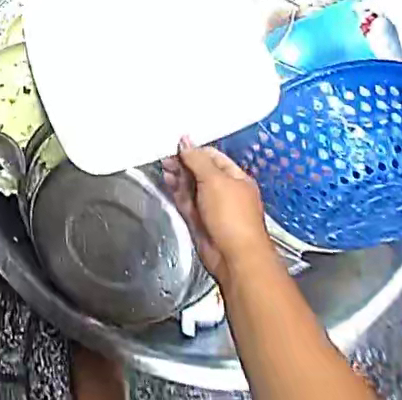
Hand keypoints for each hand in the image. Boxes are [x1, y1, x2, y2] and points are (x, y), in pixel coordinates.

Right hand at [162, 137, 272, 282]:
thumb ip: (197, 159)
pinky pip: (187, 203)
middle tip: (167, 158)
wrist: (235, 259)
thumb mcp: (214, 180)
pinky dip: (178, 193)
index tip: (176, 145)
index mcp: (236, 177)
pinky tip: (169, 183)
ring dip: (179, 177)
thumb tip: (185, 141)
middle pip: (201, 171)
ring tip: (165, 168)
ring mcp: (212, 208)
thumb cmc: (232, 216)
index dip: (195, 150)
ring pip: (192, 187)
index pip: (213, 157)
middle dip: (184, 164)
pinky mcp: (200, 222)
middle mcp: (225, 191)